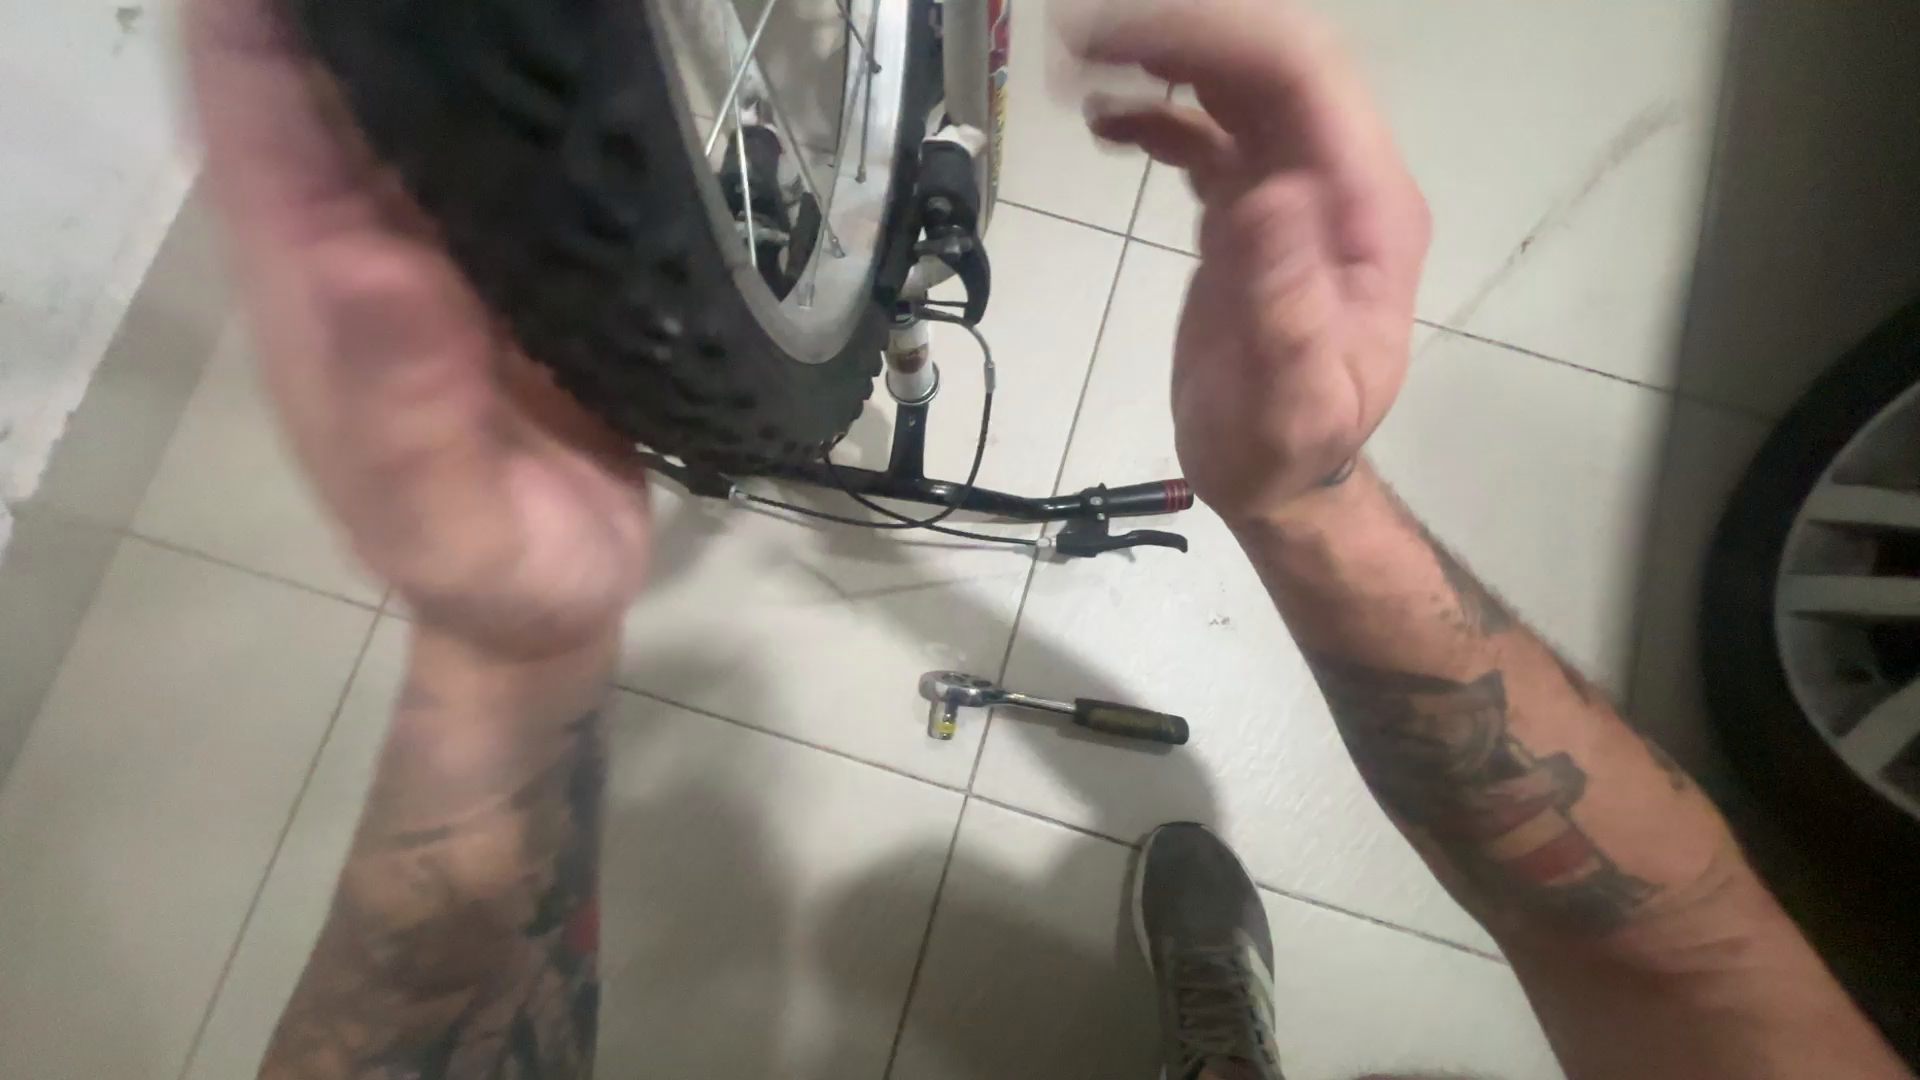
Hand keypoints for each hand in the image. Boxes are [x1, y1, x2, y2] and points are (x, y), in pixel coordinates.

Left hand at [186, 0, 651, 660]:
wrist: (557, 612)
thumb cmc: (493, 583)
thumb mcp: (441, 524)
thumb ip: (408, 416)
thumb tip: (371, 257)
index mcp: (325, 295)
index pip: (255, 108)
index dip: (266, 12)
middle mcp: (385, 262)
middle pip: (356, 98)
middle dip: (402, 23)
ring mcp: (470, 281)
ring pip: (458, 143)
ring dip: (490, 72)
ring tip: (569, 21)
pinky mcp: (544, 305)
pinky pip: (542, 206)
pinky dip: (565, 153)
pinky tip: (619, 115)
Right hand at [1069, 0, 1429, 523]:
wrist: (1275, 472)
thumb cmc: (1286, 448)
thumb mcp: (1292, 399)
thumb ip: (1287, 306)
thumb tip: (1267, 195)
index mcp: (1364, 213)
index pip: (1304, 84)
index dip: (1221, 47)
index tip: (1131, 45)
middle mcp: (1333, 186)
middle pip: (1268, 68)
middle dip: (1182, 39)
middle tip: (1087, 37)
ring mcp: (1289, 199)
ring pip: (1234, 95)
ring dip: (1164, 67)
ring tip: (1084, 65)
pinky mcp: (1246, 222)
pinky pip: (1207, 145)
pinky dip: (1157, 122)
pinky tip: (1109, 124)